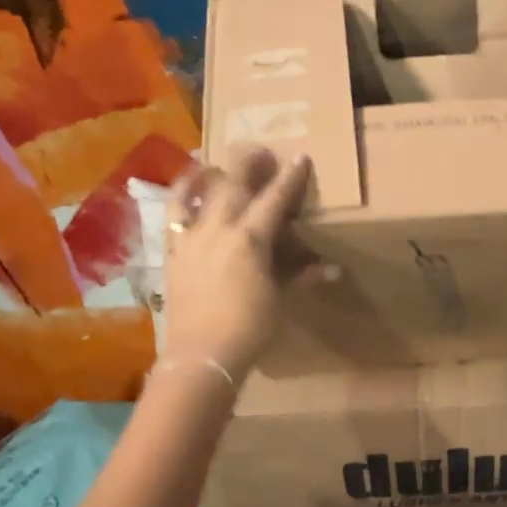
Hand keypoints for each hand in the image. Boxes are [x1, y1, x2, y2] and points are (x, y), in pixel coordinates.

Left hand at [161, 146, 316, 378]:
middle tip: (259, 151)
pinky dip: (179, 201)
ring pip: (195, 193)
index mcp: (251, 239)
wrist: (202, 355)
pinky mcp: (173, 254)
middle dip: (248, 164)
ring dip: (206, 174)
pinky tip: (184, 196)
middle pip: (232, 185)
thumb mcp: (280, 300)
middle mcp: (218, 229)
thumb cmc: (250, 329)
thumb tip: (334, 269)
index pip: (274, 198)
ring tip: (213, 162)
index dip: (289, 177)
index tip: (299, 157)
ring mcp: (190, 239)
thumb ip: (302, 276)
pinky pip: (172, 218)